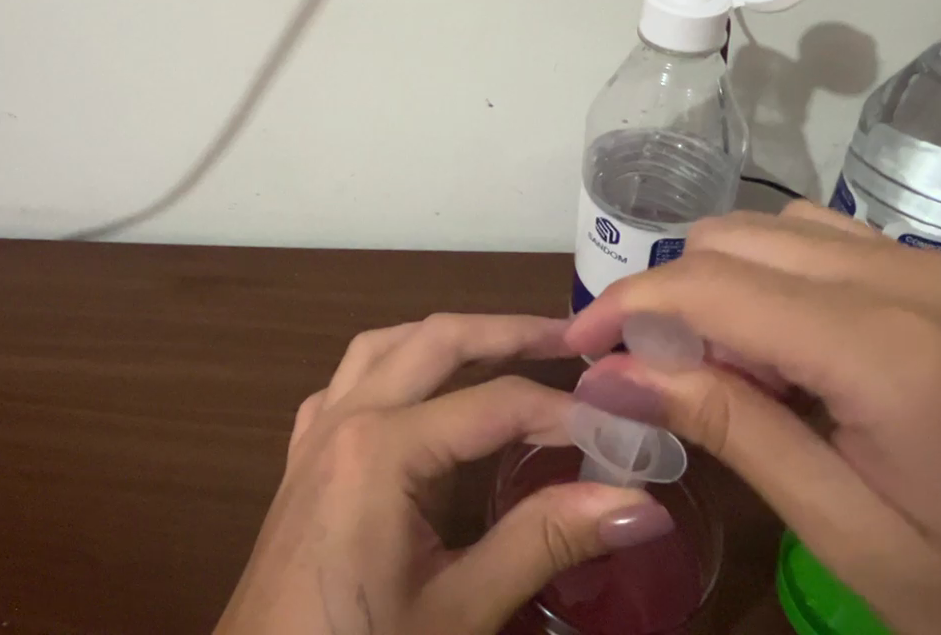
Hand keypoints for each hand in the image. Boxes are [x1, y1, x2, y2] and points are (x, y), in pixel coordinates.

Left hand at [215, 313, 677, 634]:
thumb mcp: (459, 608)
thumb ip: (542, 542)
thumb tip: (636, 504)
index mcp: (383, 448)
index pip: (494, 404)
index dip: (562, 410)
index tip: (617, 425)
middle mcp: (347, 417)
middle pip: (437, 340)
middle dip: (508, 332)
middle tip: (572, 338)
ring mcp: (317, 430)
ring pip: (387, 344)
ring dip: (450, 337)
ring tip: (506, 346)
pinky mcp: (304, 453)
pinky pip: (350, 379)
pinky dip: (395, 363)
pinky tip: (420, 390)